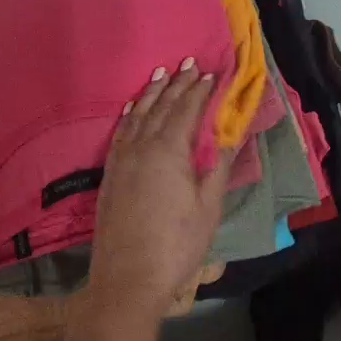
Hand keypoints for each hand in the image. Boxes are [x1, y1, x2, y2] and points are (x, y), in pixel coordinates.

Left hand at [82, 57, 232, 324]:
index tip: (210, 72)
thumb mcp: (208, 206)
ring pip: (137, 115)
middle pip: (162, 106)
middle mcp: (142, 146)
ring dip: (151, 93)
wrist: (128, 278)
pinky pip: (121, 131)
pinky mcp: (110, 173)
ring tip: (161, 74)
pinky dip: (129, 114)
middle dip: (177, 83)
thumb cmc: (177, 244)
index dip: (200, 90)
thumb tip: (230, 133)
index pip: (187, 109)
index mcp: (170, 150)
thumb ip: (218, 166)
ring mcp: (122, 158)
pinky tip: (132, 109)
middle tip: (188, 62)